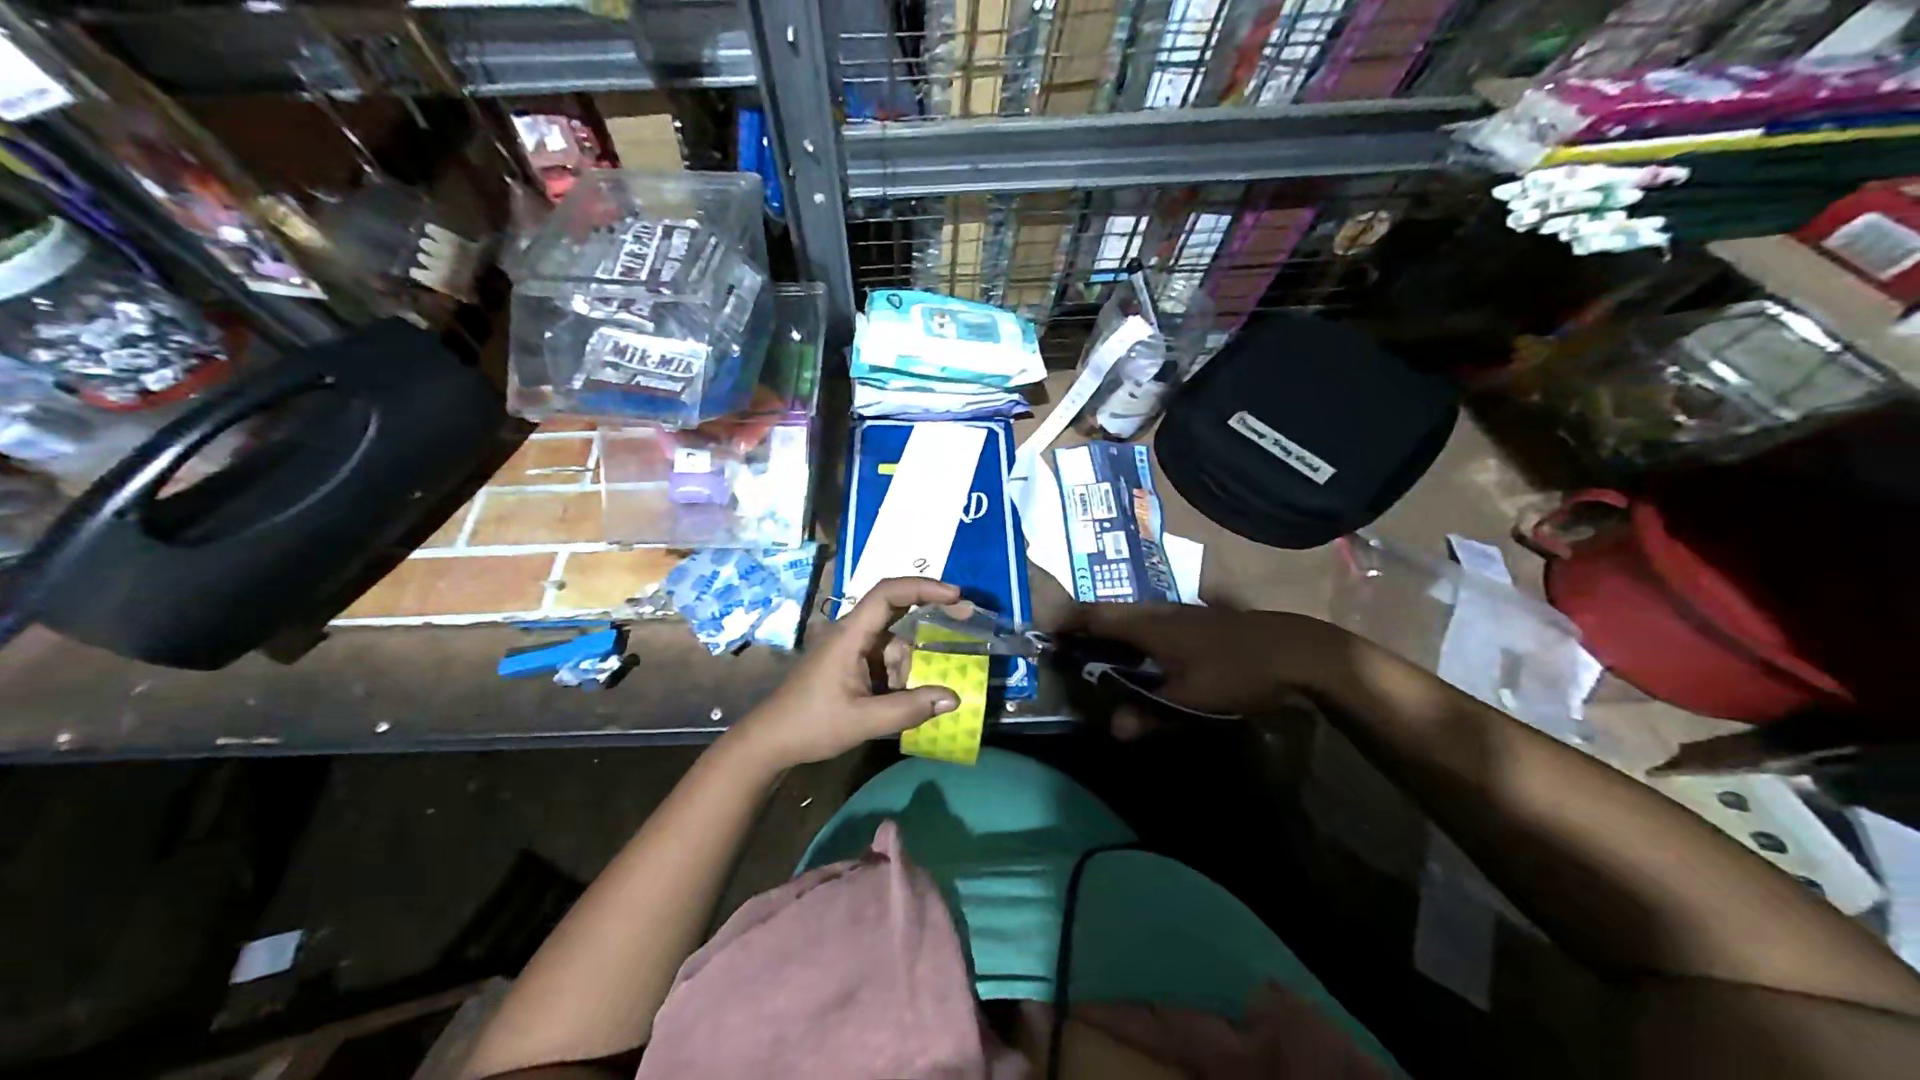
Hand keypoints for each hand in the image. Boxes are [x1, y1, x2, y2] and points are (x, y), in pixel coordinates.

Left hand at [727, 577, 963, 768]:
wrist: (769, 742)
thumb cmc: (811, 725)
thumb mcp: (863, 721)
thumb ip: (909, 709)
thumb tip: (954, 697)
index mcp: (850, 635)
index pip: (887, 593)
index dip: (922, 587)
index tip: (955, 596)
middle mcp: (852, 634)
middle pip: (897, 616)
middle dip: (929, 620)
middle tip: (964, 621)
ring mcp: (850, 650)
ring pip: (894, 646)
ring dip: (909, 668)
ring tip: (912, 699)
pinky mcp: (850, 666)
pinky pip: (885, 662)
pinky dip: (899, 678)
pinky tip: (901, 701)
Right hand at [1062, 604, 1334, 736]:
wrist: (1299, 652)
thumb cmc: (1238, 671)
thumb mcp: (1191, 698)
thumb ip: (1150, 710)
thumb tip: (1114, 727)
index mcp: (1152, 625)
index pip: (1099, 617)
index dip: (1071, 621)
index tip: (1046, 629)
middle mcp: (1163, 612)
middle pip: (1116, 612)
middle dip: (1088, 623)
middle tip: (1066, 640)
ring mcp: (1185, 613)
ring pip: (1138, 616)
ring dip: (1114, 627)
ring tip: (1098, 645)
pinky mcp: (1203, 621)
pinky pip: (1157, 622)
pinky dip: (1139, 633)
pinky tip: (1145, 651)